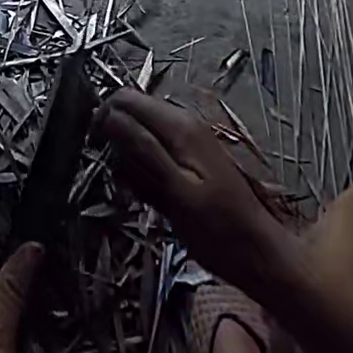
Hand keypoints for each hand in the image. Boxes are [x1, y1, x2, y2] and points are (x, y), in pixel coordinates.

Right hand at [93, 89, 295, 293]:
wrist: (258, 254)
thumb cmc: (218, 229)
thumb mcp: (175, 191)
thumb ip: (143, 149)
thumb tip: (108, 115)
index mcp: (178, 124)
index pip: (126, 98)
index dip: (104, 118)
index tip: (94, 150)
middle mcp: (182, 122)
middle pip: (132, 112)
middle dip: (116, 139)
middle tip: (117, 178)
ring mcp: (187, 138)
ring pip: (141, 132)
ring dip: (128, 158)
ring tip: (135, 192)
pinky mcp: (188, 156)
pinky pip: (154, 150)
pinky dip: (143, 168)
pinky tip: (150, 195)